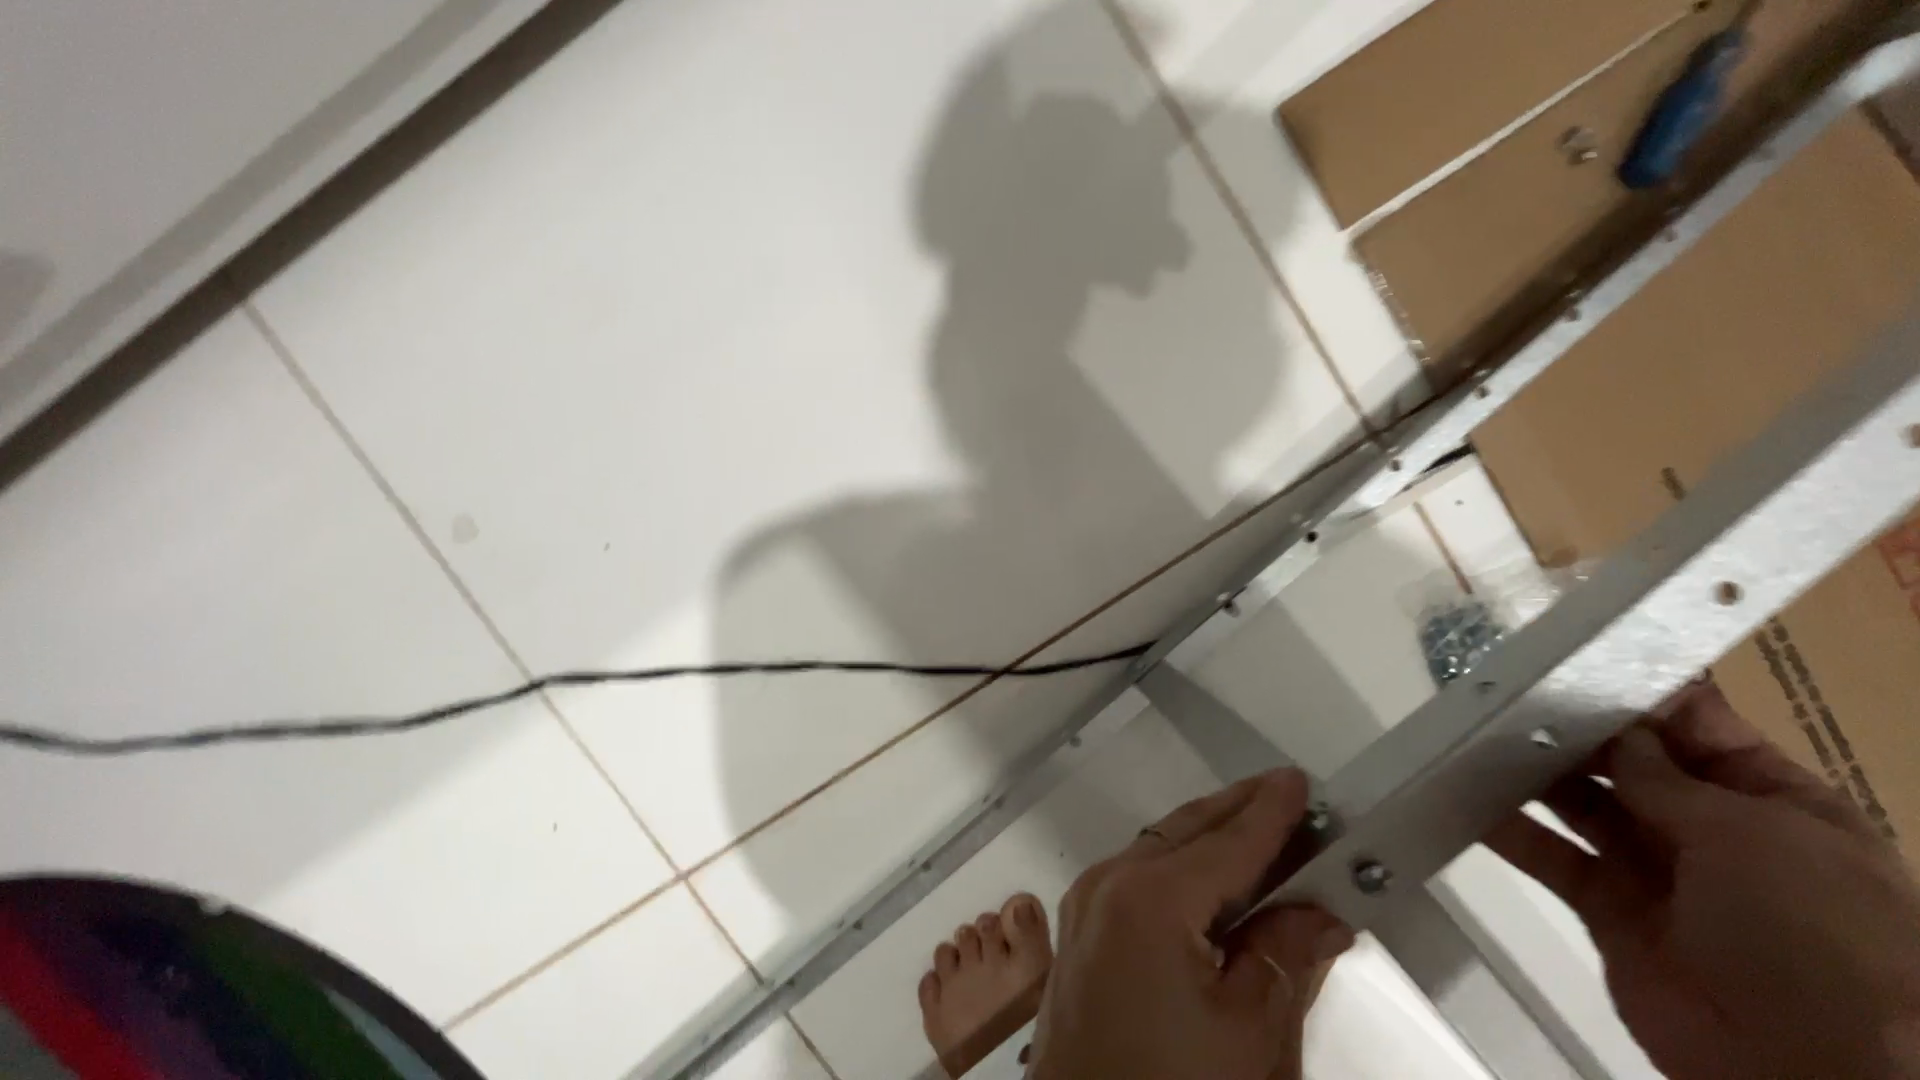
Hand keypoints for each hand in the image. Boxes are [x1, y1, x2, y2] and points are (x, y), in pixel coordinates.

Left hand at [1028, 770, 1354, 1079]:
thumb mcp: (1249, 1032)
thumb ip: (1285, 955)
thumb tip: (1320, 913)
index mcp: (1149, 897)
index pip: (1228, 842)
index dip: (1271, 812)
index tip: (1301, 782)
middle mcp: (1108, 882)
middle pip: (1186, 831)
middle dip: (1239, 811)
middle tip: (1288, 797)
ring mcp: (1085, 905)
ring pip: (1158, 848)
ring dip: (1208, 837)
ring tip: (1261, 832)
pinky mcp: (1079, 932)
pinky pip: (1136, 875)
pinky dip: (1179, 865)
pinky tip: (1213, 881)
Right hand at [1490, 684, 1919, 1079]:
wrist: (1809, 1067)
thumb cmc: (1811, 931)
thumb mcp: (1751, 834)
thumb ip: (1665, 778)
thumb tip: (1609, 728)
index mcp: (1773, 798)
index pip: (1697, 724)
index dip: (1639, 690)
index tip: (1572, 657)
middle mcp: (1712, 828)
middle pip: (1629, 762)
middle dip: (1576, 731)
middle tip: (1508, 695)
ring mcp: (1657, 870)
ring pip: (1583, 805)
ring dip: (1537, 775)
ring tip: (1479, 737)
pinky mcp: (1608, 910)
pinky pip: (1553, 859)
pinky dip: (1511, 833)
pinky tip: (1468, 802)